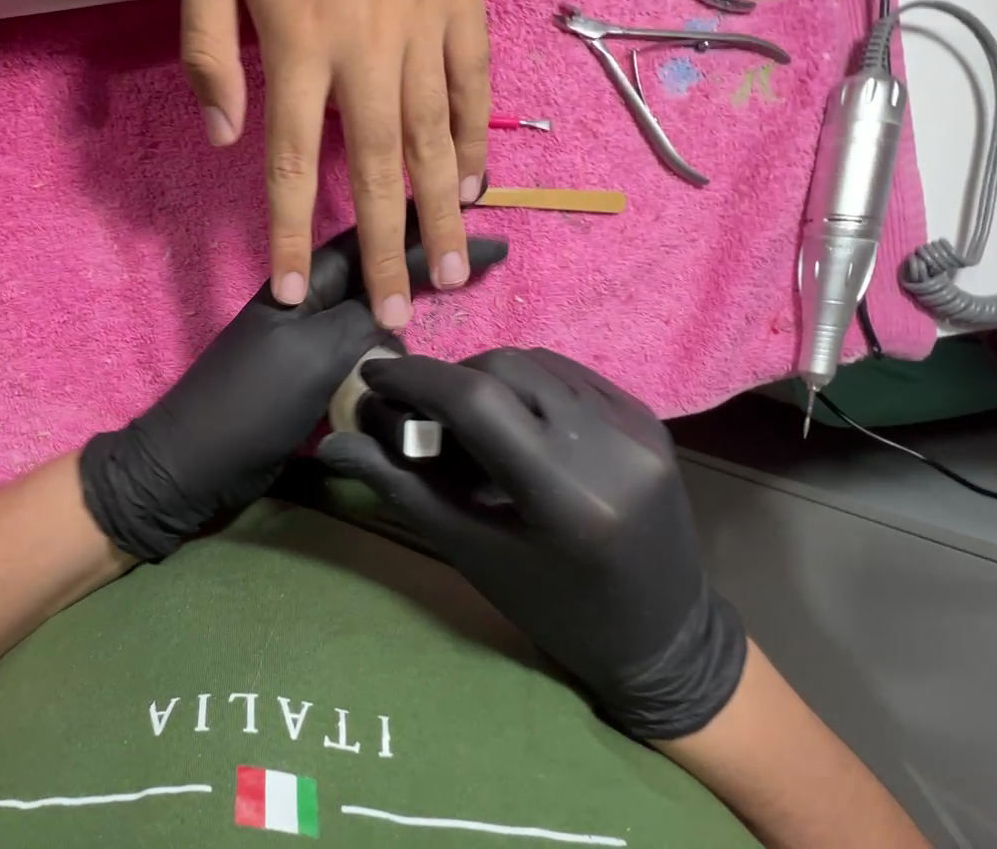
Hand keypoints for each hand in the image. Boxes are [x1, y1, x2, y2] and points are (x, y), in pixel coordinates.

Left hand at [80, 217, 508, 561]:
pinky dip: (392, 350)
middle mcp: (307, 304)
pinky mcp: (308, 380)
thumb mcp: (312, 355)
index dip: (428, 234)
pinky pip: (362, 354)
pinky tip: (415, 354)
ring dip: (411, 303)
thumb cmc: (249, 406)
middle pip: (377, 272)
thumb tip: (397, 316)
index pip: (375, 246)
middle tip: (483, 253)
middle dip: (426, 258)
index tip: (484, 230)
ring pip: (371, 314)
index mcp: (302, 284)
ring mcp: (307, 343)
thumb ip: (362, 323)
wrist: (192, 466)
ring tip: (459, 293)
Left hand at [181, 0, 490, 329]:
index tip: (294, 294)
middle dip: (385, 252)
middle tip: (400, 317)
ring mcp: (426, 24)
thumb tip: (227, 134)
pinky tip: (474, 183)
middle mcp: (370, 48)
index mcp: (302, 40)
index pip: (291, 164)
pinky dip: (475, 138)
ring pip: (435, 140)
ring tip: (452, 274)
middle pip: (378, 171)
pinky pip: (474, 82)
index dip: (289, 234)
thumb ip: (209, 48)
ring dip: (442, 216)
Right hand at [318, 349, 746, 740]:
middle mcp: (609, 446)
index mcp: (566, 494)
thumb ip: (402, 488)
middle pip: (503, 368)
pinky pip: (569, 374)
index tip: (374, 375)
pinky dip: (526, 383)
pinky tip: (513, 419)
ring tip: (468, 423)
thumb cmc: (555, 609)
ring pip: (535, 362)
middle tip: (422, 415)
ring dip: (485, 378)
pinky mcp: (649, 418)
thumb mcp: (472, 554)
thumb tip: (333, 444)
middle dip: (447, 380)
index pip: (476, 400)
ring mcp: (637, 426)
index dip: (415, 378)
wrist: (662, 634)